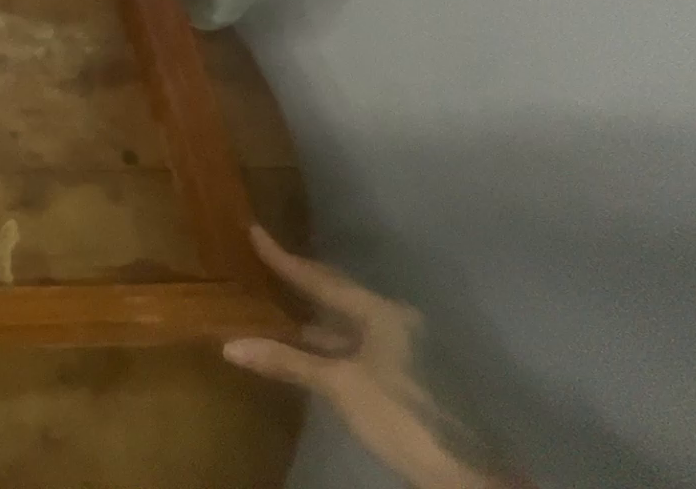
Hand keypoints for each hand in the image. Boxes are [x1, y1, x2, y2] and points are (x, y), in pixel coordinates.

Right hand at [223, 227, 520, 488]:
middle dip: (302, 279)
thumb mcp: (339, 386)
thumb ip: (286, 361)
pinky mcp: (410, 373)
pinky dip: (331, 340)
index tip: (255, 231)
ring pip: (350, 321)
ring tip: (279, 305)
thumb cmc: (401, 413)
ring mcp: (408, 348)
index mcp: (383, 314)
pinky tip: (309, 345)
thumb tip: (230, 346)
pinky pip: (358, 342)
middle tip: (268, 260)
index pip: (321, 280)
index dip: (284, 258)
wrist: (466, 474)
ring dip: (315, 315)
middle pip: (339, 293)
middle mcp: (398, 321)